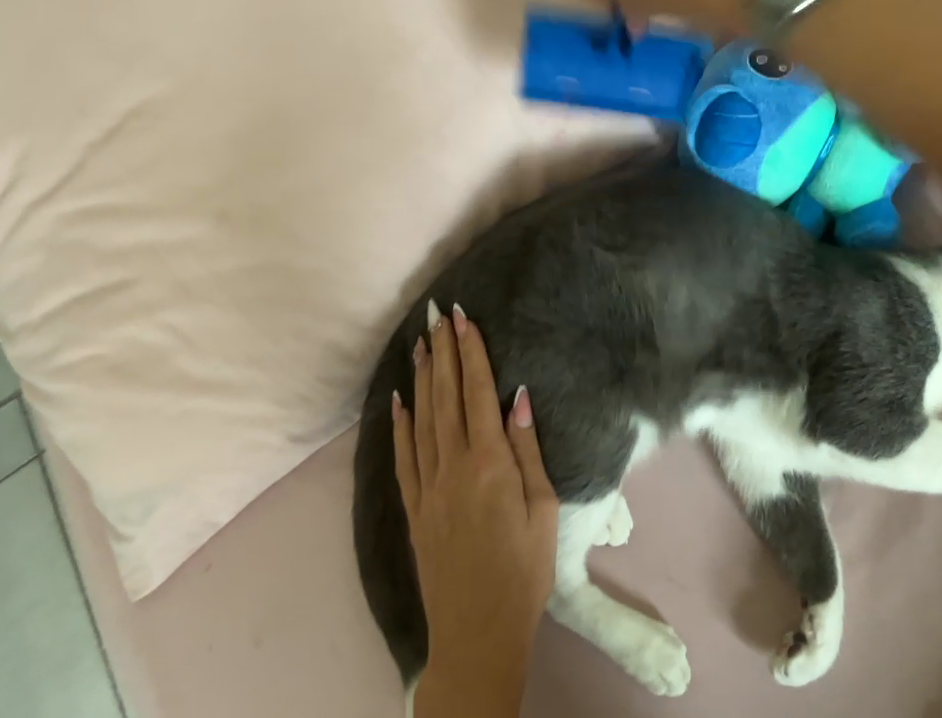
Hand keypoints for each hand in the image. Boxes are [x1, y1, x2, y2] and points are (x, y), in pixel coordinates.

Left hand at [396, 302, 557, 707]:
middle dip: (444, 354)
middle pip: (447, 398)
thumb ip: (528, 450)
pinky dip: (399, 424)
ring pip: (422, 419)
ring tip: (420, 343)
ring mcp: (428, 486)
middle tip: (439, 316)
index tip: (464, 320)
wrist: (479, 626)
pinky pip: (403, 456)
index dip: (471, 354)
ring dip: (422, 379)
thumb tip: (519, 397)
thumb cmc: (526, 567)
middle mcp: (453, 466)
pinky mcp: (414, 508)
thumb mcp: (544, 508)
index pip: (478, 394)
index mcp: (490, 463)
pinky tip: (397, 400)